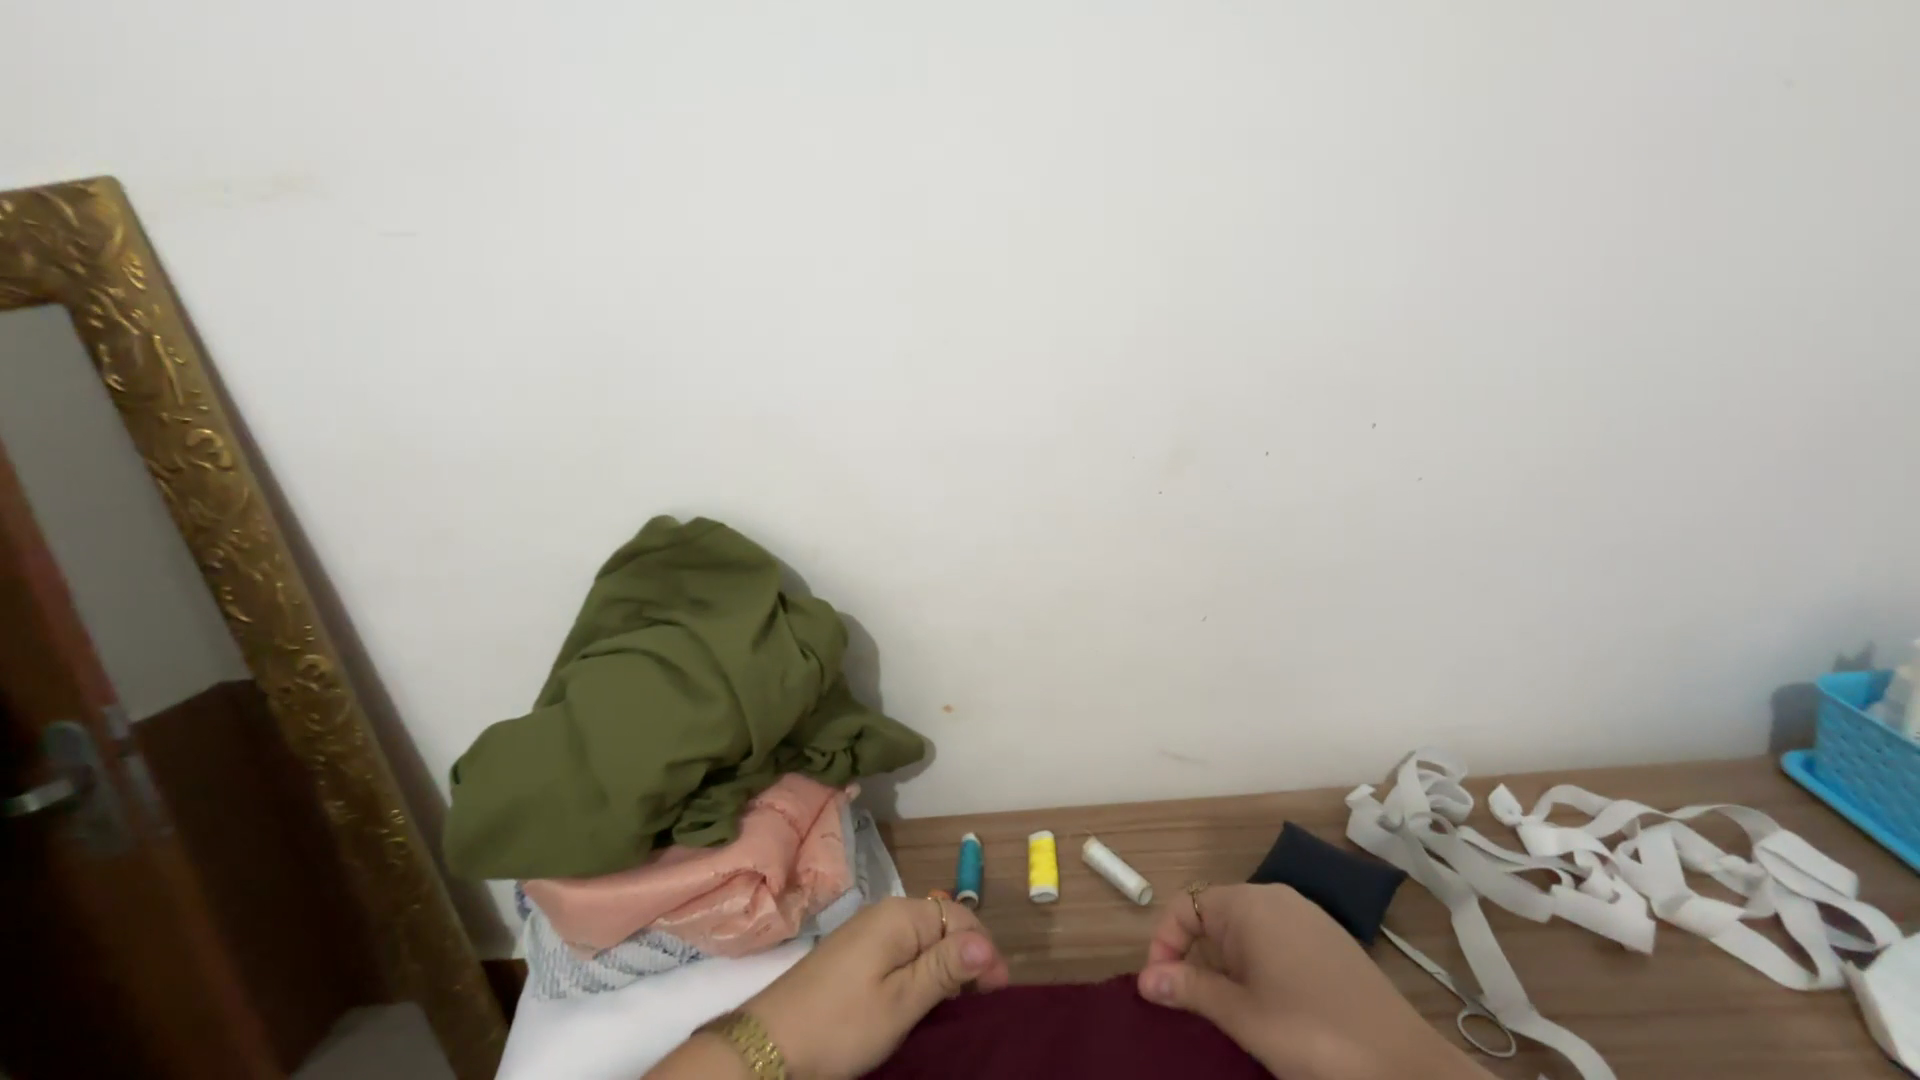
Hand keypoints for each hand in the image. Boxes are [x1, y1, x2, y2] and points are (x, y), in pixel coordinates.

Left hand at [743, 896, 1010, 1078]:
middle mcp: (885, 913)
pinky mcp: (855, 954)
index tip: (996, 994)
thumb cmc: (842, 1024)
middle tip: (976, 1004)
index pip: (961, 916)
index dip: (984, 951)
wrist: (770, 1044)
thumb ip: (945, 967)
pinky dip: (918, 973)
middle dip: (965, 959)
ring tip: (950, 1007)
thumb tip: (987, 941)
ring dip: (943, 969)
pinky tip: (919, 1001)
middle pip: (943, 925)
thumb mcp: (902, 1001)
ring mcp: (867, 932)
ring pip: (923, 941)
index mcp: (900, 915)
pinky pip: (901, 952)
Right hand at [1137, 884, 1492, 1079]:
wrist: (1406, 1066)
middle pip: (1214, 915)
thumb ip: (1189, 989)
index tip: (1160, 990)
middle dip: (1195, 957)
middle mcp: (1277, 898)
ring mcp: (1308, 917)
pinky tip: (1272, 1007)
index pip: (1185, 907)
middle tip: (1195, 1007)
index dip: (1164, 945)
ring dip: (1227, 965)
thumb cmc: (1311, 1034)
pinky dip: (1259, 967)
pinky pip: (1276, 940)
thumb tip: (1145, 979)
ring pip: (1246, 930)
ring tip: (1231, 1012)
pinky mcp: (1331, 941)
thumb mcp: (1241, 1016)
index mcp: (1249, 904)